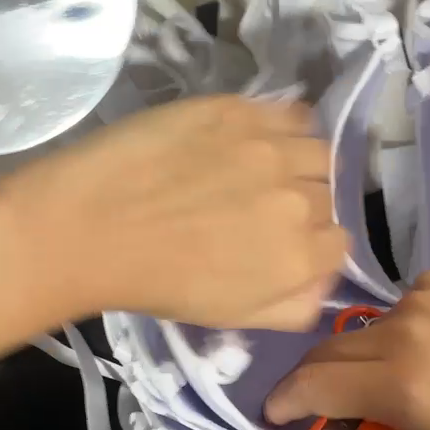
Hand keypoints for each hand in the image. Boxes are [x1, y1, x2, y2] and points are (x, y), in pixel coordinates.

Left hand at [0, 96, 346, 341]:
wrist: (90, 226)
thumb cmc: (158, 282)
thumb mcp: (234, 319)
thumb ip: (295, 306)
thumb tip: (325, 283)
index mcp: (300, 257)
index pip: (339, 243)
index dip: (312, 243)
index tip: (281, 241)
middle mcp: (301, 199)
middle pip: (329, 195)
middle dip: (305, 204)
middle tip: (261, 207)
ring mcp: (271, 148)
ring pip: (317, 150)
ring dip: (300, 162)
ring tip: (261, 168)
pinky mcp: (239, 110)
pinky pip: (290, 112)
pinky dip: (283, 125)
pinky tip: (253, 137)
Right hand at [264, 272, 429, 429]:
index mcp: (400, 385)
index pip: (312, 384)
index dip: (284, 401)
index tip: (277, 415)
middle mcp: (402, 332)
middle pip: (326, 352)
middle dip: (313, 380)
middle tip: (324, 404)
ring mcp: (421, 299)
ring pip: (361, 330)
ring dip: (360, 356)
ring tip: (392, 378)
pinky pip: (396, 307)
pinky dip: (398, 330)